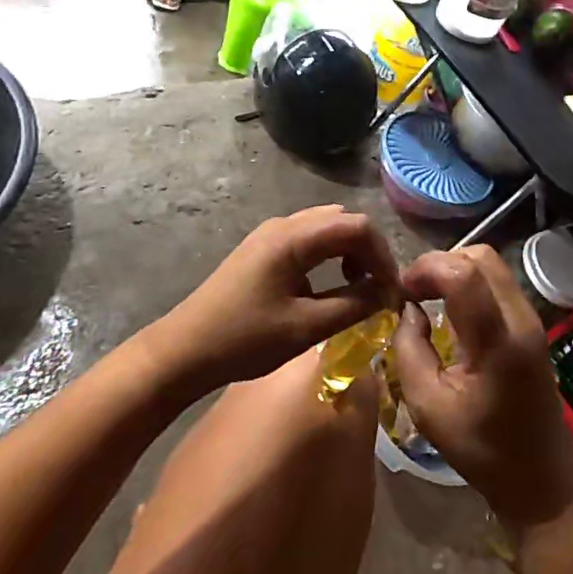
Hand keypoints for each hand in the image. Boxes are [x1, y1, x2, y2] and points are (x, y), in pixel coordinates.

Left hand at [138, 206, 397, 394]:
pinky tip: (329, 284)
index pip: (358, 227)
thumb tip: (390, 294)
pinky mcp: (264, 248)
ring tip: (357, 286)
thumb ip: (355, 305)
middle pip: (344, 220)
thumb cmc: (244, 340)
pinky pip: (311, 238)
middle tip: (378, 288)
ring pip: (328, 227)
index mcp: (293, 239)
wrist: (181, 353)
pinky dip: (331, 254)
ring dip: (350, 251)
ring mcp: (271, 234)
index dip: (383, 255)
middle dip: (369, 251)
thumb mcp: (307, 327)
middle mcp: (284, 225)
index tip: (391, 290)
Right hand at [389, 247, 572, 529]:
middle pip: (481, 257)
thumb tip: (407, 309)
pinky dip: (470, 284)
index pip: (465, 274)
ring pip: (492, 266)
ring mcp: (532, 319)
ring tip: (426, 300)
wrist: (539, 474)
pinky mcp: (532, 324)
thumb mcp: (429, 407)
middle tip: (411, 293)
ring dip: (455, 272)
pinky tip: (450, 312)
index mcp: (499, 342)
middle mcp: (521, 319)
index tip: (399, 291)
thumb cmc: (481, 449)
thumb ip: (410, 350)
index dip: (426, 269)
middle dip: (439, 264)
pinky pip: (499, 284)